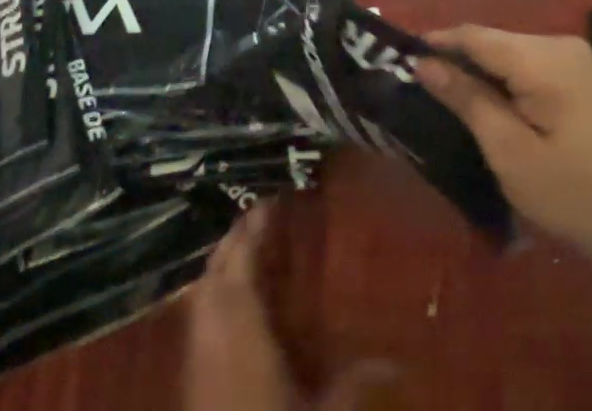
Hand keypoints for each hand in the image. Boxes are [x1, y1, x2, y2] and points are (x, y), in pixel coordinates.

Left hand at [185, 202, 396, 410]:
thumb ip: (358, 389)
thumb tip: (398, 365)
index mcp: (241, 332)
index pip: (243, 267)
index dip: (253, 232)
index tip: (269, 202)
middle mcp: (212, 336)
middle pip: (216, 275)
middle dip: (234, 243)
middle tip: (259, 219)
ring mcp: (197, 360)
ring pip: (203, 297)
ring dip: (222, 270)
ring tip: (247, 255)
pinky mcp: (194, 384)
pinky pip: (201, 323)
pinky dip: (215, 301)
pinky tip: (234, 312)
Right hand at [416, 26, 591, 268]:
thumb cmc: (568, 193)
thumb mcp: (508, 150)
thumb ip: (466, 99)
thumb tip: (423, 62)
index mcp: (545, 60)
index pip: (476, 36)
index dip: (435, 43)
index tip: (397, 59)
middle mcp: (560, 44)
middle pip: (490, 40)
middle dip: (453, 59)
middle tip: (414, 85)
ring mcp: (572, 58)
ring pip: (504, 51)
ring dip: (474, 71)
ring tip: (439, 95)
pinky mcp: (575, 75)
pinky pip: (523, 64)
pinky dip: (497, 79)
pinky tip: (479, 102)